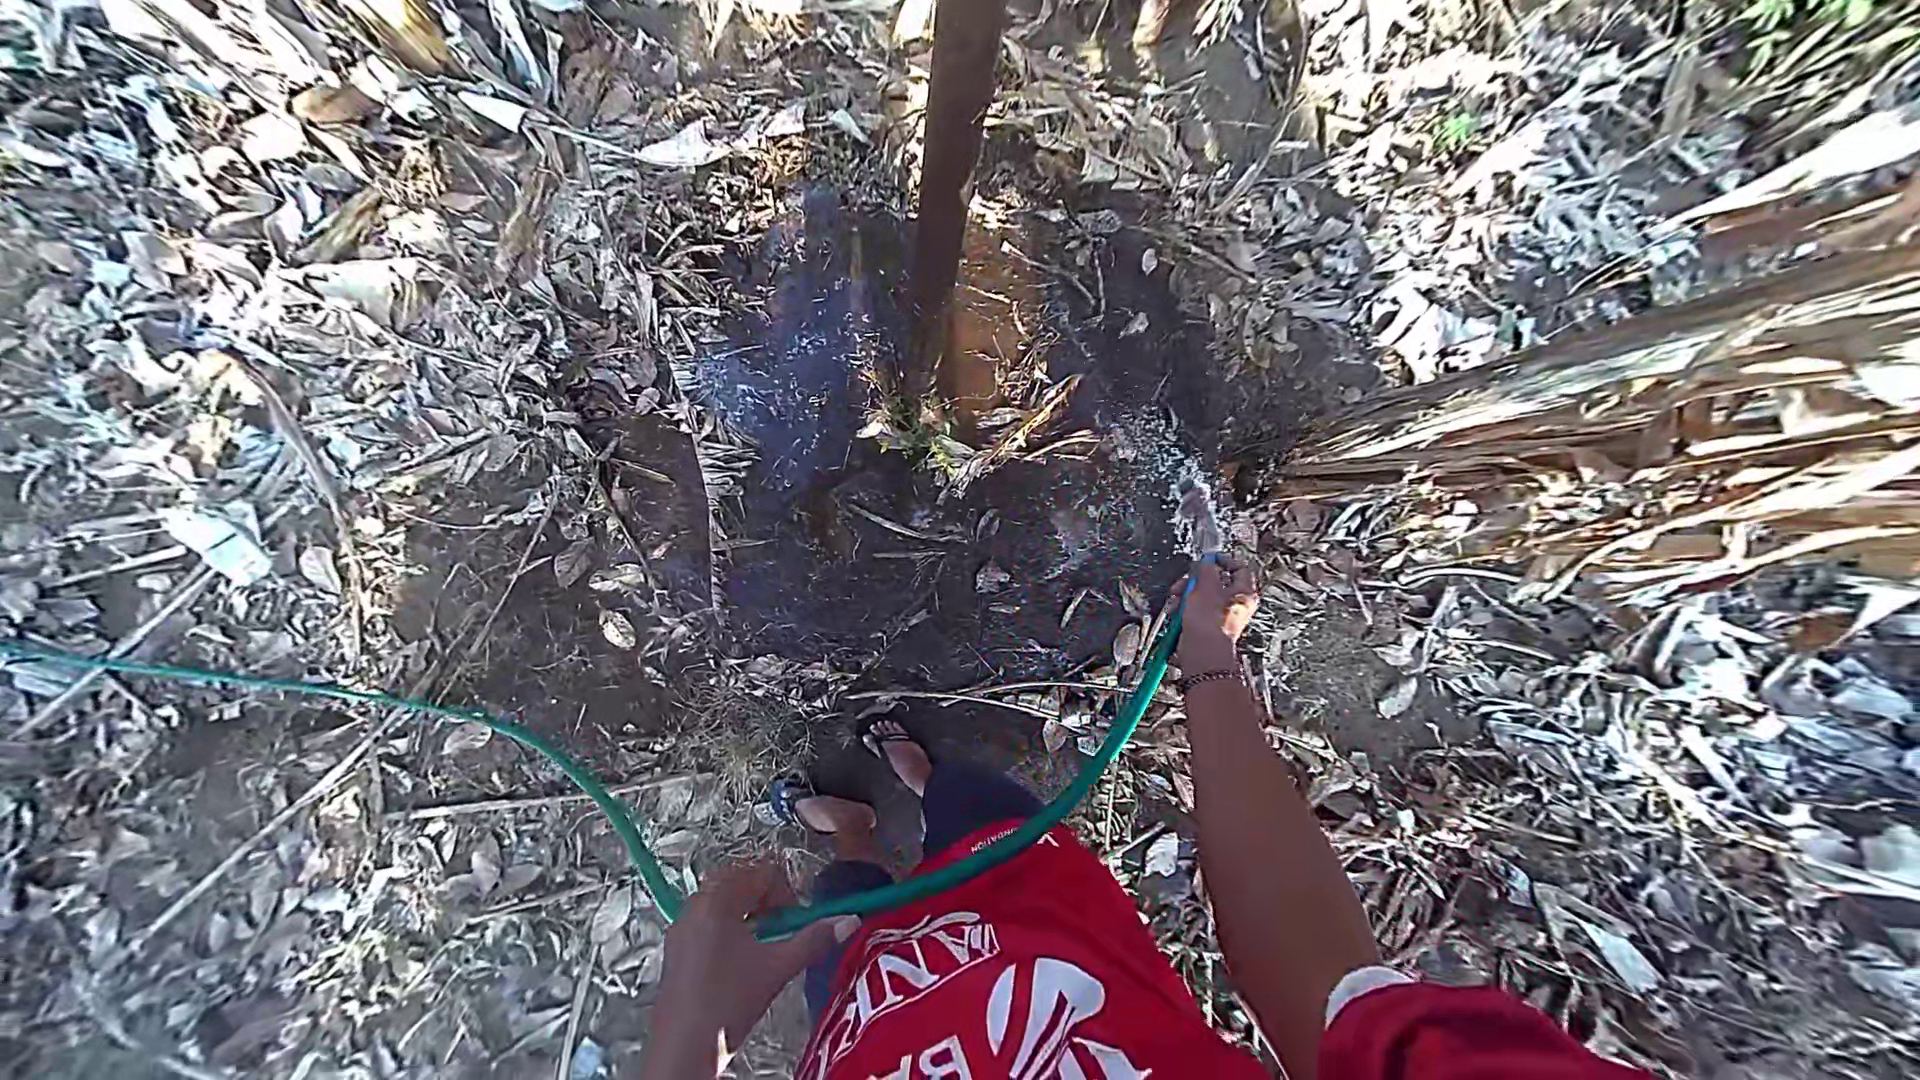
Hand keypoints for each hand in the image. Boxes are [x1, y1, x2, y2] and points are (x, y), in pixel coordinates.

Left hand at [642, 861, 856, 1076]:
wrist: (680, 1056)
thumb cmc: (729, 1005)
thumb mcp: (777, 968)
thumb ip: (814, 939)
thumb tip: (848, 920)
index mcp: (718, 899)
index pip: (762, 872)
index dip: (786, 892)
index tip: (795, 921)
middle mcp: (696, 904)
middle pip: (741, 880)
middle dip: (767, 898)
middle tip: (781, 927)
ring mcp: (681, 927)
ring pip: (724, 900)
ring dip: (749, 911)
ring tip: (763, 943)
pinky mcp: (674, 949)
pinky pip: (707, 919)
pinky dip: (728, 926)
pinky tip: (739, 959)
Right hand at [1173, 555, 1258, 671]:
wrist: (1200, 652)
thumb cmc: (1209, 624)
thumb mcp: (1206, 587)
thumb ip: (1206, 570)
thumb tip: (1206, 562)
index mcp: (1243, 593)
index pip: (1239, 568)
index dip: (1223, 561)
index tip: (1208, 558)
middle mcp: (1234, 605)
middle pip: (1214, 582)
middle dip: (1195, 582)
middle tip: (1185, 583)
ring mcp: (1220, 616)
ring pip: (1201, 596)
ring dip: (1185, 595)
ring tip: (1176, 601)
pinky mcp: (1205, 626)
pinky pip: (1193, 610)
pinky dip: (1183, 609)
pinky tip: (1176, 612)